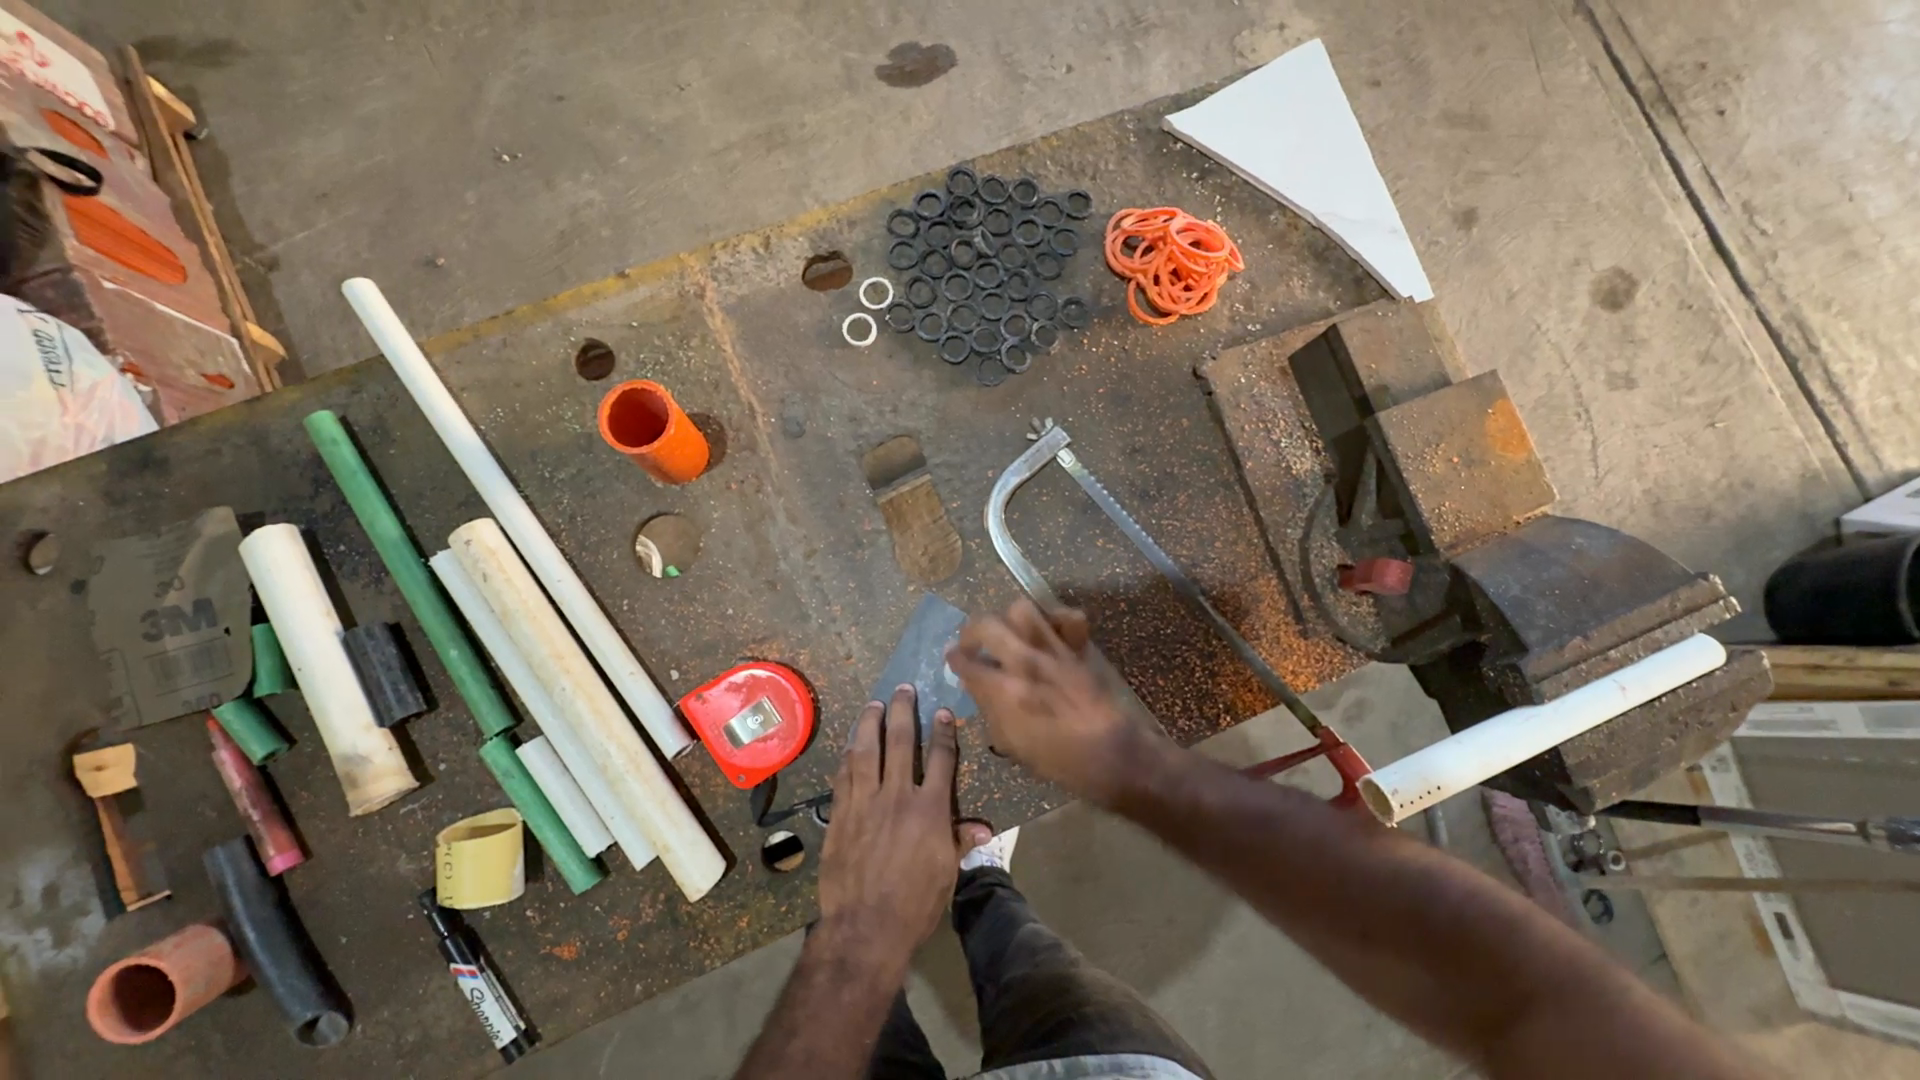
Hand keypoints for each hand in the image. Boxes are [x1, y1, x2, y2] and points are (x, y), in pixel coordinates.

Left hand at [816, 685, 960, 969]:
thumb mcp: (947, 873)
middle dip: (903, 711)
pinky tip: (849, 746)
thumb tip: (984, 827)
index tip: (942, 711)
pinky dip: (847, 757)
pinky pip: (843, 776)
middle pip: (900, 742)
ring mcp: (865, 803)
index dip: (943, 732)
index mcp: (930, 809)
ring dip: (869, 724)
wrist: (866, 926)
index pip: (941, 759)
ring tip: (873, 704)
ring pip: (866, 751)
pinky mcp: (840, 815)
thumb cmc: (916, 903)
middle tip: (904, 689)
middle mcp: (898, 796)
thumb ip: (961, 841)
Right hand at [947, 599, 1144, 804]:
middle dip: (971, 632)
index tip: (953, 659)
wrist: (1108, 752)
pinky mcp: (1077, 648)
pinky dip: (1057, 618)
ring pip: (1021, 610)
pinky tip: (1049, 630)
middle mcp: (1024, 661)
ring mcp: (1053, 650)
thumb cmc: (1057, 758)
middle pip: (986, 625)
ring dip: (1008, 619)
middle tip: (973, 643)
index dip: (955, 660)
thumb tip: (981, 687)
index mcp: (1004, 689)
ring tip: (1008, 632)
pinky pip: (1069, 617)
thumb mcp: (1010, 743)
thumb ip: (991, 709)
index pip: (967, 663)